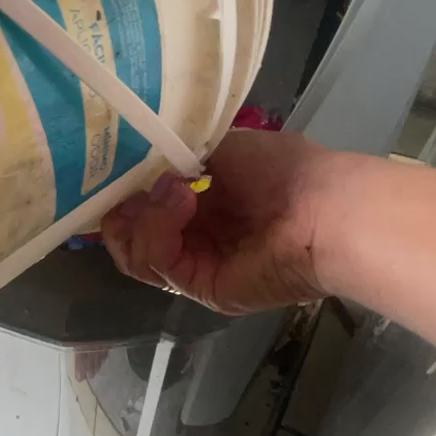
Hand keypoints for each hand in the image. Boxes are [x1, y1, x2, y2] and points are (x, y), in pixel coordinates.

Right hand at [100, 130, 364, 313]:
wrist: (328, 208)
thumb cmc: (284, 170)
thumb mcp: (221, 147)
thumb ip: (174, 158)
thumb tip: (140, 171)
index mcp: (202, 208)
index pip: (141, 210)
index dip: (121, 195)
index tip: (106, 174)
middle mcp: (196, 240)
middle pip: (129, 239)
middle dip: (120, 212)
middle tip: (123, 188)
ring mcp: (196, 267)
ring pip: (135, 255)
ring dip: (144, 217)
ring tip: (173, 190)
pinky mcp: (201, 288)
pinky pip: (157, 264)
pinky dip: (158, 230)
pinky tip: (182, 202)